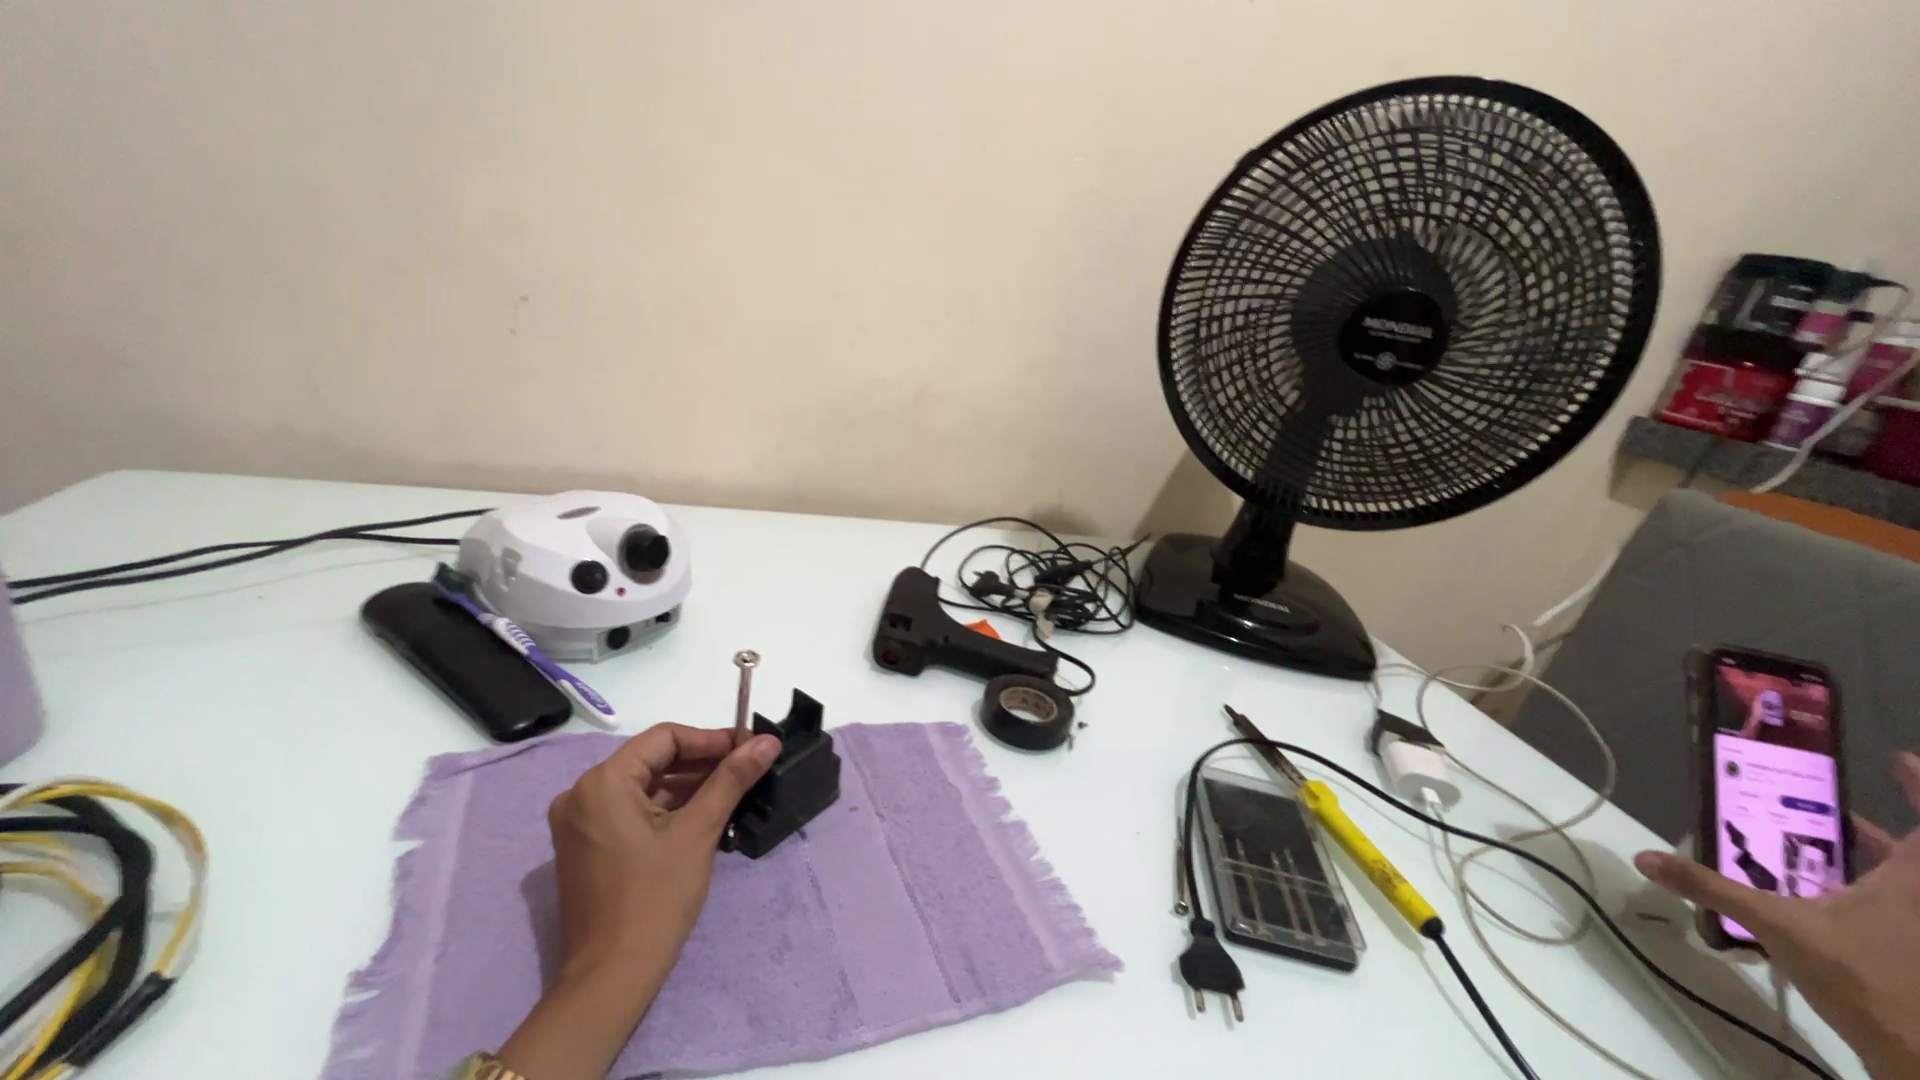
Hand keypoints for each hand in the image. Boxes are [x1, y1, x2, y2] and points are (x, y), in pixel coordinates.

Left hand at [497, 724, 780, 1079]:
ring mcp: (579, 823)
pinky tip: (704, 816)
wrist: (610, 977)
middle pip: (652, 760)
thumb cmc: (655, 899)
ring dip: (687, 786)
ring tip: (734, 791)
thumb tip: (768, 741)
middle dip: (702, 762)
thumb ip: (732, 779)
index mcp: (601, 783)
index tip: (750, 748)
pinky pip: (630, 811)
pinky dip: (666, 810)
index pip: (664, 738)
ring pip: (643, 787)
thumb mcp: (698, 832)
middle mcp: (581, 795)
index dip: (711, 739)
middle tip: (748, 769)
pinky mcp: (586, 847)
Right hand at [1635, 753, 1919, 1078]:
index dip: (1918, 785)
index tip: (1895, 759)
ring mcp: (1916, 928)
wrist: (1915, 1055)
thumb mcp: (1777, 927)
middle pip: (1908, 850)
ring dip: (1868, 861)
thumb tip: (1648, 858)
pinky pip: (1893, 912)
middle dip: (1872, 827)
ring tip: (1814, 849)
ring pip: (1899, 881)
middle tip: (1825, 809)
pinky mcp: (1907, 954)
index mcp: (1909, 879)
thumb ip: (1712, 889)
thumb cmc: (1865, 978)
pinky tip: (1821, 905)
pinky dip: (1866, 899)